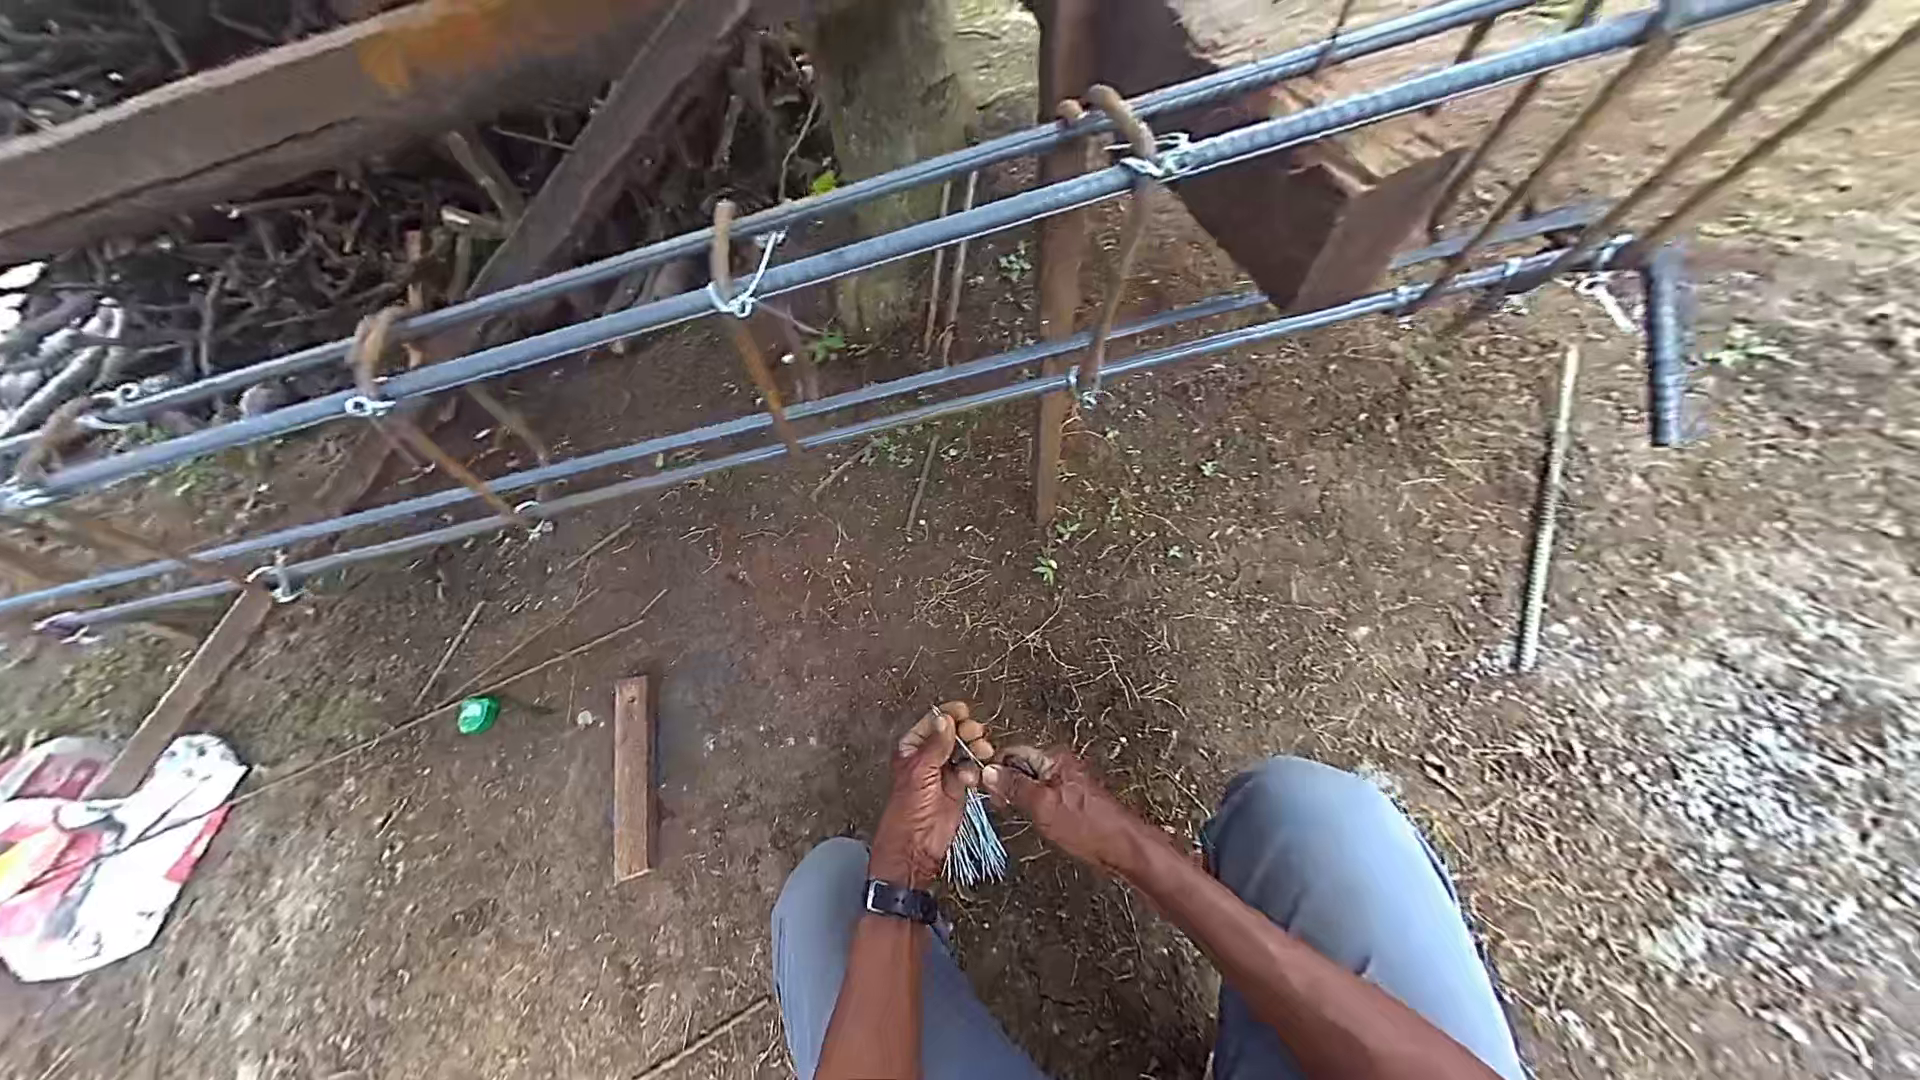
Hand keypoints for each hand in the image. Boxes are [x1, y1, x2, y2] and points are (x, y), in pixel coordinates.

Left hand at [870, 702, 993, 888]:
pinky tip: (971, 777)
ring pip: (965, 750)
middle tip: (975, 732)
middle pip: (953, 733)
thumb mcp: (920, 772)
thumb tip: (945, 719)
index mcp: (913, 748)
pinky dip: (974, 770)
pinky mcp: (958, 786)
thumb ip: (936, 745)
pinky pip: (971, 769)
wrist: (916, 847)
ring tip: (981, 751)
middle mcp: (929, 757)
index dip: (948, 715)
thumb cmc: (906, 811)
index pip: (933, 722)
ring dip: (974, 748)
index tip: (963, 711)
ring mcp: (944, 771)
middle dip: (966, 731)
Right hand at [981, 746, 1151, 877]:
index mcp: (1054, 759)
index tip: (989, 791)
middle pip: (1022, 768)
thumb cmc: (1088, 826)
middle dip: (1009, 786)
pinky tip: (1040, 822)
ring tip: (1022, 815)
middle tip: (1003, 806)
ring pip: (1033, 784)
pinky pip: (1045, 796)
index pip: (1013, 754)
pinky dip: (1036, 807)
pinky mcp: (1073, 800)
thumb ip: (1014, 786)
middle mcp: (1062, 766)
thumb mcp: (1041, 805)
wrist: (1123, 847)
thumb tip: (989, 771)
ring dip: (1022, 798)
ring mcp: (1068, 782)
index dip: (997, 771)